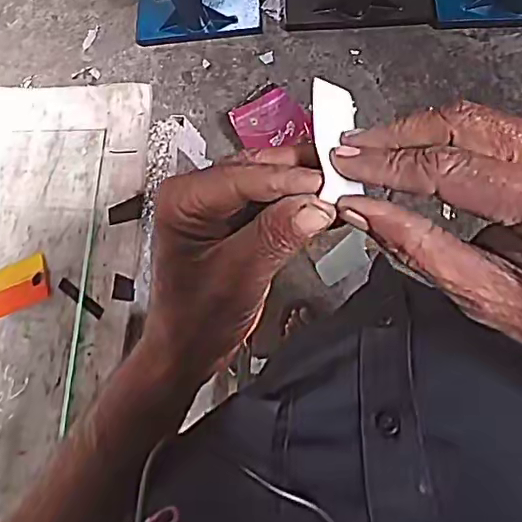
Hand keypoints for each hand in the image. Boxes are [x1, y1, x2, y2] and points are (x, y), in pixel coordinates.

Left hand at [142, 147, 333, 384]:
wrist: (188, 352)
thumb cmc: (191, 321)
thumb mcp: (237, 278)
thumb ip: (274, 237)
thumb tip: (312, 206)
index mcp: (182, 199)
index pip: (241, 175)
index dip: (286, 178)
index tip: (321, 183)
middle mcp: (198, 192)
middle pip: (258, 169)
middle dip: (300, 174)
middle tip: (339, 178)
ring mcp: (220, 202)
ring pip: (270, 179)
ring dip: (306, 185)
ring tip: (338, 189)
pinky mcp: (239, 215)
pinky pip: (275, 199)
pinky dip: (302, 202)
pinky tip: (326, 205)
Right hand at [330, 102, 521, 401]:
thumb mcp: (493, 301)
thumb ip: (422, 248)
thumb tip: (370, 212)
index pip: (454, 168)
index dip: (390, 166)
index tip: (350, 165)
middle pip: (464, 124)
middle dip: (399, 135)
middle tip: (353, 148)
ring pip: (477, 118)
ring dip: (420, 131)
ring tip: (376, 147)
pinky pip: (496, 129)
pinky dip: (450, 137)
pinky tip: (420, 149)